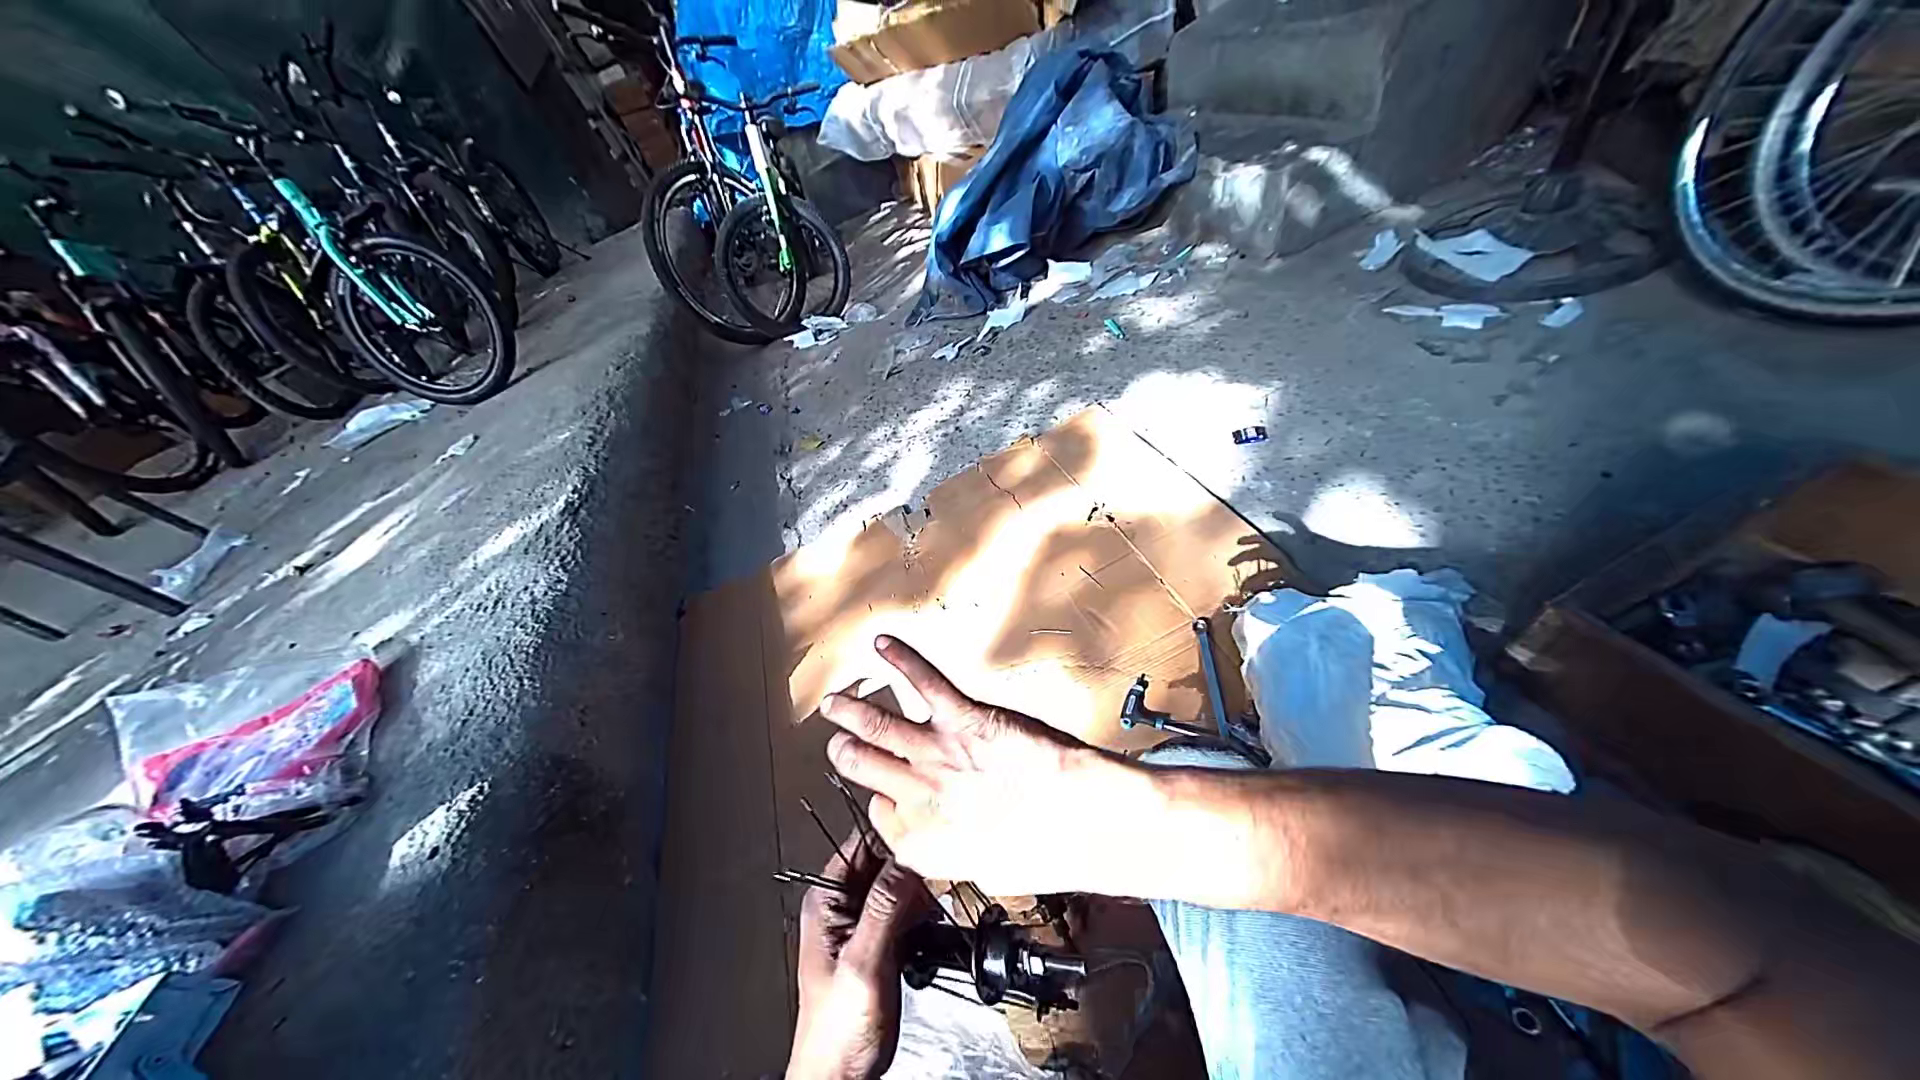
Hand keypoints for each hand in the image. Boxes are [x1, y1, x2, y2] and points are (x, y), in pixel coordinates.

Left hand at [788, 835, 929, 1079]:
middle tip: (938, 866)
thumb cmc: (835, 1031)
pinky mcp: (883, 937)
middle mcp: (844, 903)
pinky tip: (932, 918)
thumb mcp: (862, 963)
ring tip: (935, 897)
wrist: (841, 1076)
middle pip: (884, 859)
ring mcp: (864, 920)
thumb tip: (905, 858)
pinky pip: (907, 906)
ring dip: (921, 885)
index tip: (925, 827)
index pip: (862, 843)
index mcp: (828, 900)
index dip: (893, 832)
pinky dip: (924, 907)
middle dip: (913, 860)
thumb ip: (885, 908)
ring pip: (900, 881)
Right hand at [819, 636, 1146, 896]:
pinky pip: (924, 684)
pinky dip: (901, 660)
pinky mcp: (965, 719)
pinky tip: (883, 643)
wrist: (1081, 819)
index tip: (878, 790)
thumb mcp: (989, 869)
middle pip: (862, 765)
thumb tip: (946, 842)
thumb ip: (955, 854)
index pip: (877, 813)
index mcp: (922, 834)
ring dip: (851, 710)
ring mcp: (939, 752)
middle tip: (838, 740)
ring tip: (835, 701)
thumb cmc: (1044, 848)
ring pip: (877, 725)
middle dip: (843, 751)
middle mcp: (921, 791)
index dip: (877, 800)